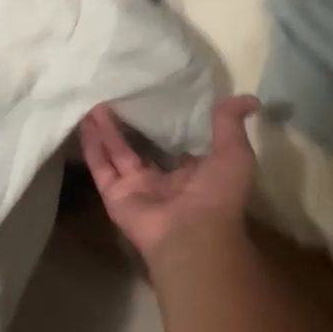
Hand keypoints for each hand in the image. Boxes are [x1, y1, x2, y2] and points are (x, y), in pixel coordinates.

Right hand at [78, 96, 259, 267]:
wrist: (191, 235)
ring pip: (116, 153)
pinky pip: (100, 166)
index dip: (167, 124)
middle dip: (128, 124)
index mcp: (192, 175)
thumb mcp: (233, 154)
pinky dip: (91, 145)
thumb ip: (230, 125)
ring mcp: (136, 188)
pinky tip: (84, 122)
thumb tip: (248, 98)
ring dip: (106, 129)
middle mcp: (162, 181)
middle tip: (117, 96)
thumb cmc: (216, 195)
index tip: (156, 99)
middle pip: (140, 147)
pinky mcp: (114, 195)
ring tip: (94, 102)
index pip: (176, 146)